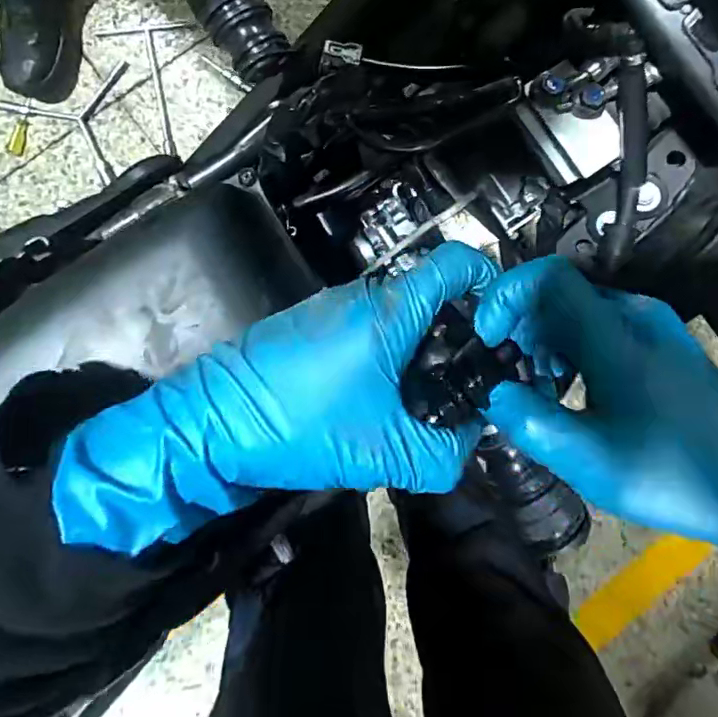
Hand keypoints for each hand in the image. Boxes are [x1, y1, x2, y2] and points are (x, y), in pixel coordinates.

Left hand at [54, 242, 497, 554]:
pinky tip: (380, 393)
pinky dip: (385, 351)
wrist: (214, 421)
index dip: (491, 285)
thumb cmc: (300, 424)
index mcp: (387, 310)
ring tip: (423, 395)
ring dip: (419, 348)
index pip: (456, 264)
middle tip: (470, 379)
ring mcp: (331, 305)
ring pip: (398, 314)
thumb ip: (445, 451)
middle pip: (431, 295)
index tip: (503, 327)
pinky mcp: (310, 322)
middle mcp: (361, 295)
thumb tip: (468, 437)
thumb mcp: (386, 452)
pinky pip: (366, 325)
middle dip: (458, 334)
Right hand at [474, 256, 717, 632]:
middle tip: (505, 369)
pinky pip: (594, 323)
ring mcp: (650, 325)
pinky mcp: (657, 341)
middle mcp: (633, 315)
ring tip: (534, 384)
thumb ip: (532, 423)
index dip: (505, 295)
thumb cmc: (676, 475)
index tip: (489, 336)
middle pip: (554, 291)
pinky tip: (565, 386)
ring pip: (572, 308)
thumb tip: (491, 391)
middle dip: (516, 324)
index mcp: (617, 335)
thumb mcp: (593, 463)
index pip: (546, 276)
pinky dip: (564, 345)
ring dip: (538, 337)